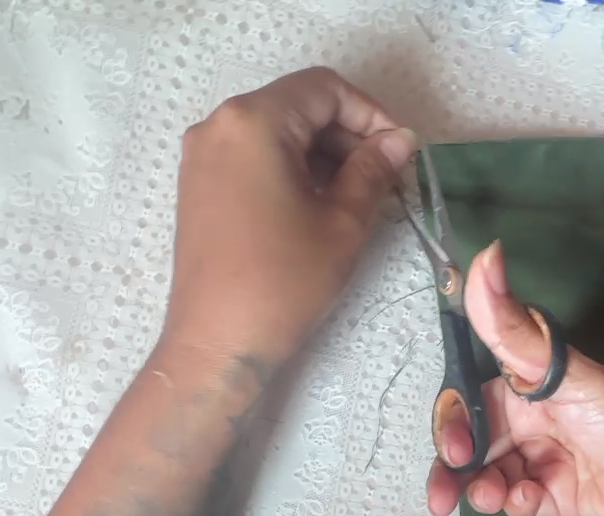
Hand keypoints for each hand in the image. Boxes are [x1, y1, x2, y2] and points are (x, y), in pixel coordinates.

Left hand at [160, 69, 414, 366]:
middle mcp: (221, 124)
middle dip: (349, 136)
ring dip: (324, 156)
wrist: (220, 337)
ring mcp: (204, 154)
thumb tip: (399, 140)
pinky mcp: (201, 184)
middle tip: (388, 180)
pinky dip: (295, 170)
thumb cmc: (286, 280)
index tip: (402, 153)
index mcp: (255, 122)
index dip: (371, 114)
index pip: (323, 89)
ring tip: (360, 199)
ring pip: (279, 133)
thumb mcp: (342, 224)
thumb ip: (372, 172)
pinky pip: (257, 157)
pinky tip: (320, 208)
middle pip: (298, 106)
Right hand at [426, 241, 603, 515]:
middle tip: (444, 498)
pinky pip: (521, 501)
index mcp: (533, 387)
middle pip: (477, 445)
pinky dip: (517, 503)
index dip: (455, 424)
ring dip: (483, 490)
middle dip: (454, 470)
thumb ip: (516, 330)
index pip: (474, 403)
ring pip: (492, 476)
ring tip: (497, 499)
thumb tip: (486, 253)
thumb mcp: (572, 376)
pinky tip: (532, 500)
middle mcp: (536, 421)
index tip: (453, 451)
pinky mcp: (560, 496)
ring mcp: (547, 460)